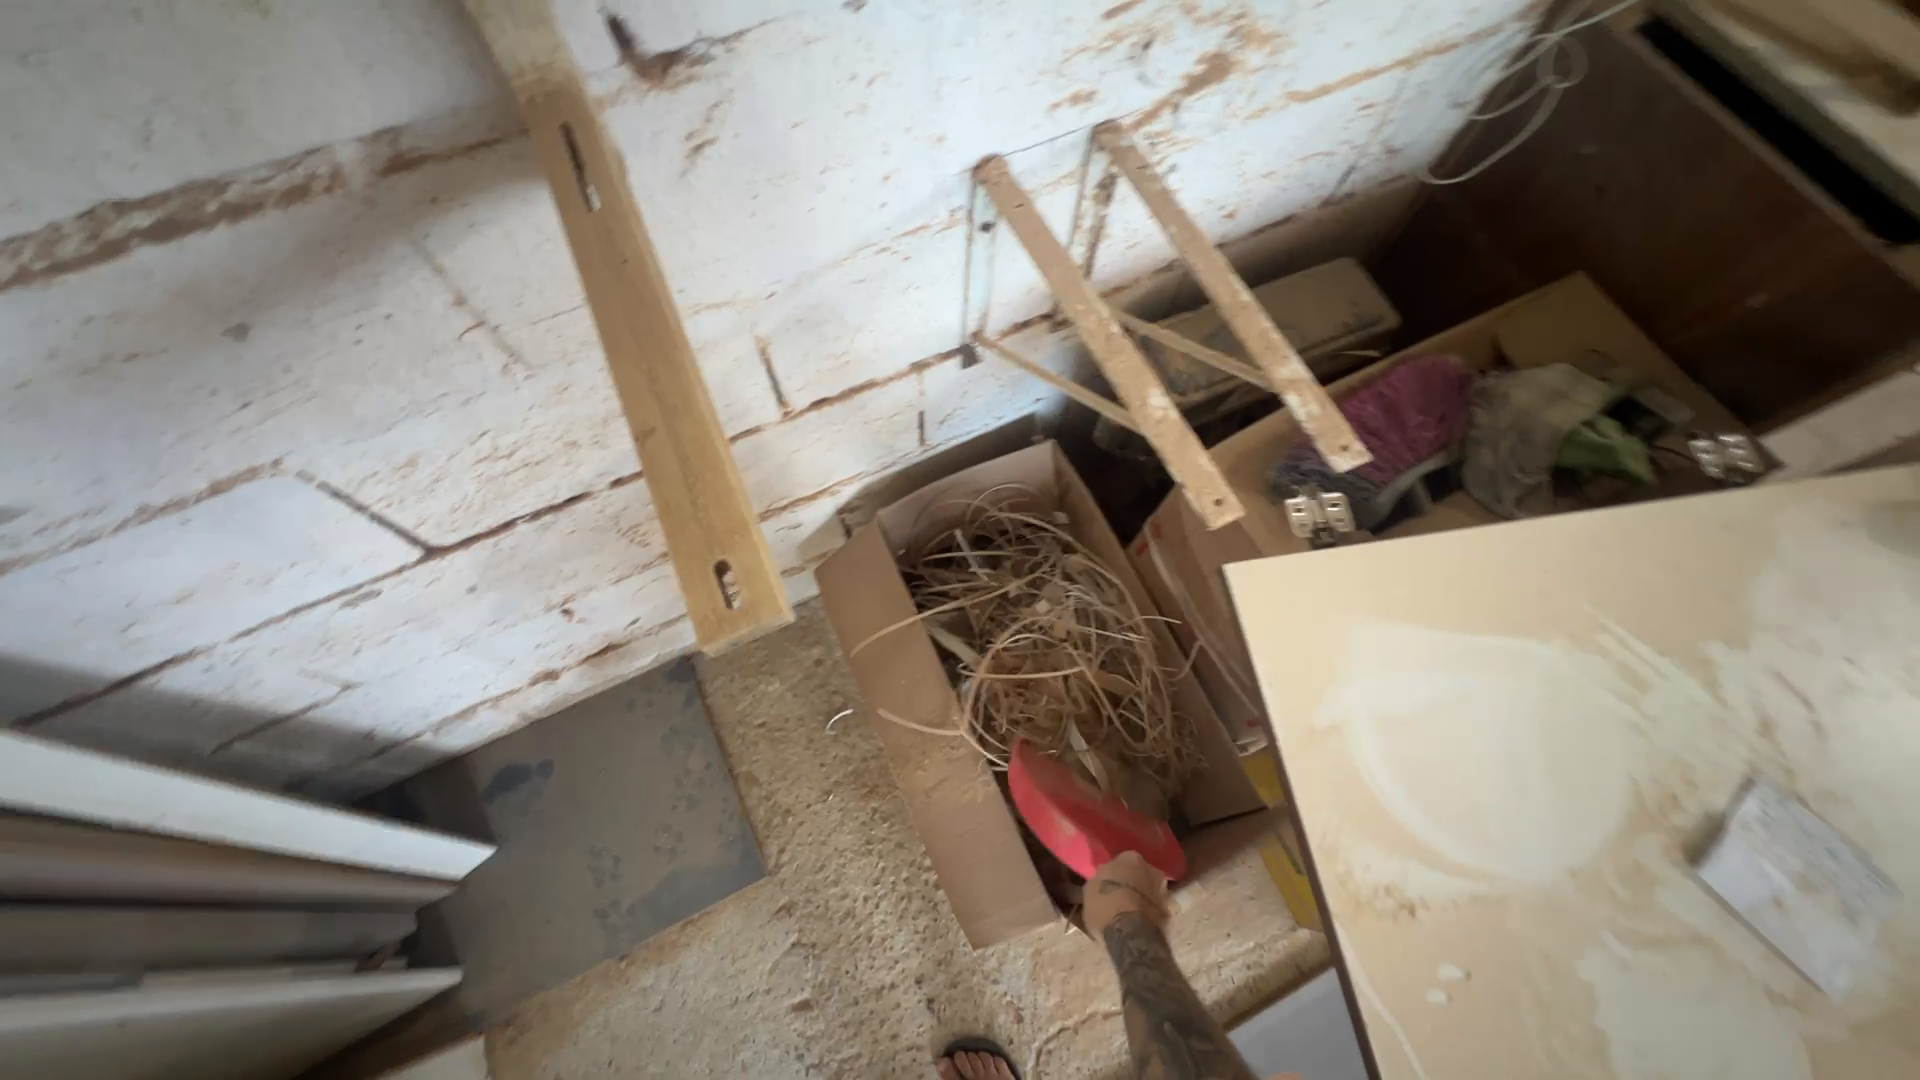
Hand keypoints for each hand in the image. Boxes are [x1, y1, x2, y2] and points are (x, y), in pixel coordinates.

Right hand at [1084, 850, 1169, 937]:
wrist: (1129, 934)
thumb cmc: (1104, 905)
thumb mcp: (1090, 889)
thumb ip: (1099, 880)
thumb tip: (1101, 882)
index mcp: (1130, 857)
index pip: (1122, 860)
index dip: (1115, 873)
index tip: (1108, 883)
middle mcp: (1151, 869)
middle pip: (1140, 874)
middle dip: (1133, 882)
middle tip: (1120, 895)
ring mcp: (1163, 891)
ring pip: (1151, 891)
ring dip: (1143, 897)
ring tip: (1130, 912)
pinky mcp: (1170, 913)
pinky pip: (1157, 910)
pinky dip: (1151, 914)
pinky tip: (1140, 923)